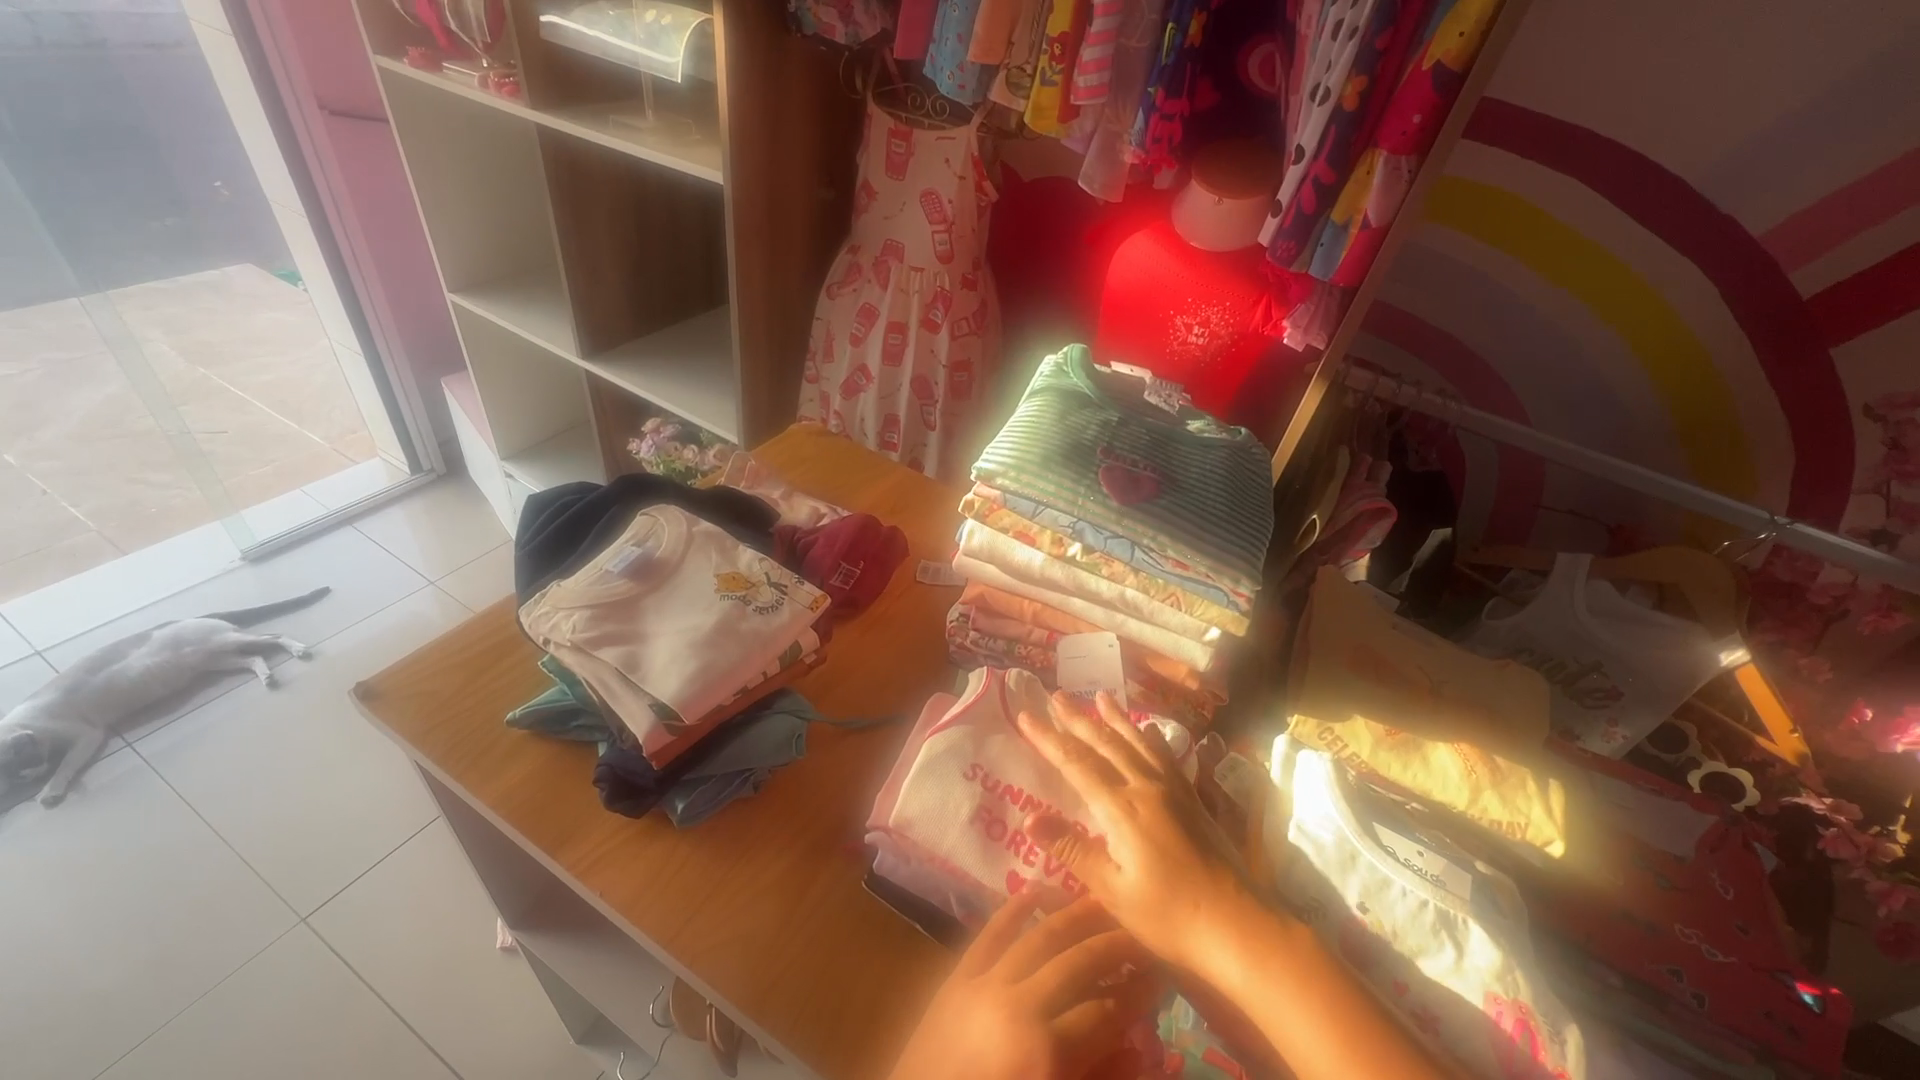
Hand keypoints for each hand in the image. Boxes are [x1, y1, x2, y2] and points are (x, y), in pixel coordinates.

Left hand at [888, 893, 1158, 1079]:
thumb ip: (1100, 1074)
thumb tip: (1139, 1047)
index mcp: (1048, 1052)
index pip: (1110, 1010)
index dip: (1141, 992)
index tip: (1162, 975)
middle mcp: (1019, 1007)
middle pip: (1080, 962)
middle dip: (1118, 946)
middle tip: (1144, 937)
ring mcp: (984, 985)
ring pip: (1040, 937)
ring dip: (1076, 916)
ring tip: (1105, 904)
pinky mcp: (956, 979)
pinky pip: (990, 934)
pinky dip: (1015, 909)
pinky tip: (1038, 889)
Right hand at [1017, 692, 1258, 973]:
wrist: (1240, 926)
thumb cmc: (1169, 916)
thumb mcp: (1112, 890)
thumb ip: (1072, 849)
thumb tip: (1028, 819)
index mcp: (1122, 808)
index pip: (1076, 764)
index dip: (1048, 739)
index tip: (1025, 715)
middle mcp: (1147, 788)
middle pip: (1106, 744)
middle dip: (1077, 719)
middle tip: (1055, 695)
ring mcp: (1174, 791)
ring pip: (1138, 743)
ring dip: (1115, 718)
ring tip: (1100, 695)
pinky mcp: (1193, 801)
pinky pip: (1166, 757)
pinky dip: (1150, 738)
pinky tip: (1148, 730)